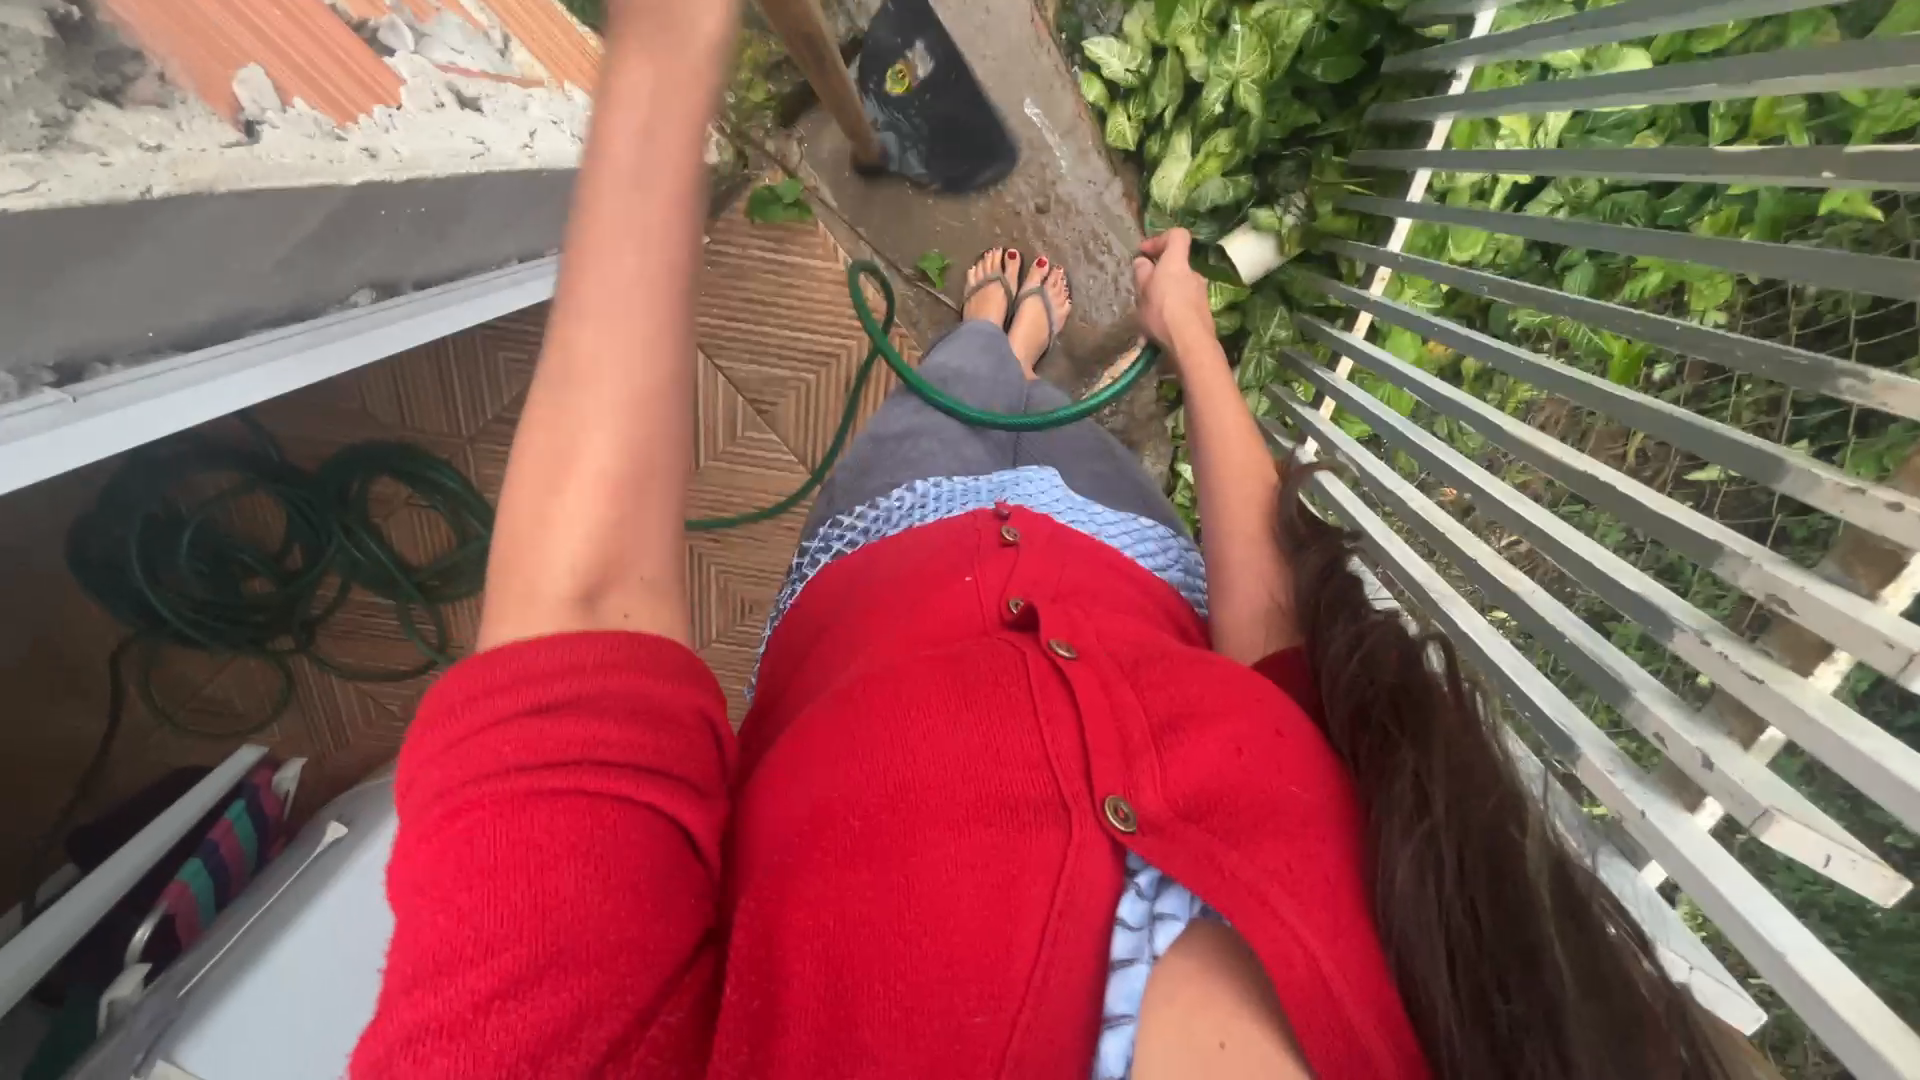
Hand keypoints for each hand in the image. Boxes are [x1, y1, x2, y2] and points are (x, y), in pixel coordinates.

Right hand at [1131, 229, 1214, 353]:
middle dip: (1160, 277)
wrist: (1190, 343)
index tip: (1144, 253)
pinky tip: (1160, 332)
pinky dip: (1172, 314)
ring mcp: (1201, 294)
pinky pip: (1184, 307)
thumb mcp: (1143, 293)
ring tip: (1149, 318)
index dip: (1160, 240)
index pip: (1177, 236)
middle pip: (1177, 267)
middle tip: (1144, 292)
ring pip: (1180, 289)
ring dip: (1165, 298)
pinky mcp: (1204, 313)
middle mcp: (1193, 274)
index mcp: (1177, 263)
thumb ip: (1143, 275)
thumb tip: (1143, 262)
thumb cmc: (1162, 313)